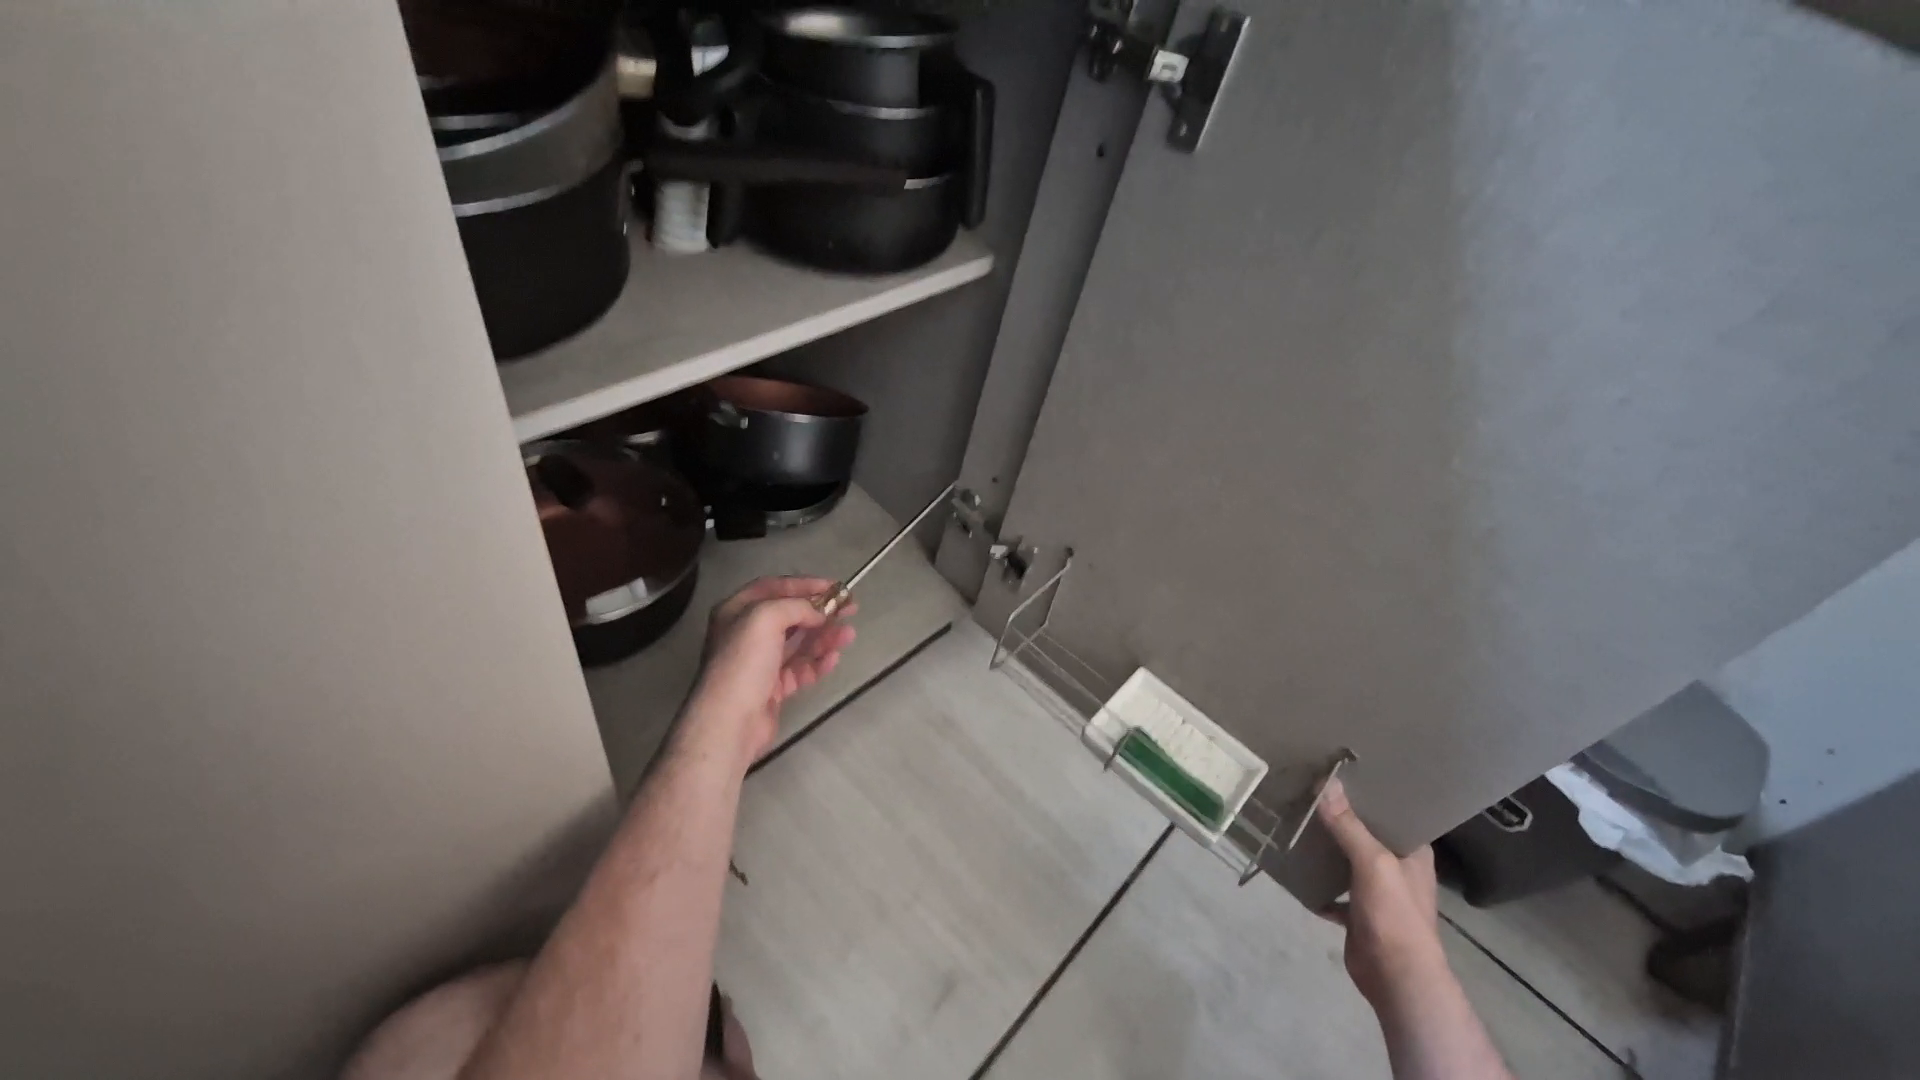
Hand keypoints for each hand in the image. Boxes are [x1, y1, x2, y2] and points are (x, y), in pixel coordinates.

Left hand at [684, 577, 856, 765]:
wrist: (730, 720)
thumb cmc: (743, 661)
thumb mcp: (765, 618)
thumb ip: (796, 606)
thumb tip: (819, 612)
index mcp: (737, 611)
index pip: (774, 587)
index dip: (804, 584)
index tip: (834, 586)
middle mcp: (746, 634)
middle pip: (790, 616)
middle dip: (820, 612)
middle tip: (850, 609)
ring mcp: (760, 663)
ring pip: (799, 644)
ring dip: (825, 637)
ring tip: (848, 635)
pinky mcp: (773, 688)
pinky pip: (800, 670)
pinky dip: (818, 663)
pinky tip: (833, 659)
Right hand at [1318, 778, 1448, 1006]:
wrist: (1396, 978)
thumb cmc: (1395, 915)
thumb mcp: (1373, 863)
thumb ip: (1348, 826)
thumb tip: (1326, 783)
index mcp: (1412, 851)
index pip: (1392, 812)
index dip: (1369, 792)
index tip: (1340, 770)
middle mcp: (1397, 866)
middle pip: (1364, 833)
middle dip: (1339, 816)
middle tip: (1308, 790)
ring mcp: (1377, 890)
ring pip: (1346, 859)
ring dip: (1325, 847)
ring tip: (1297, 820)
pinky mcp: (1357, 912)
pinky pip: (1332, 889)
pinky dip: (1316, 882)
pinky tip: (1295, 869)